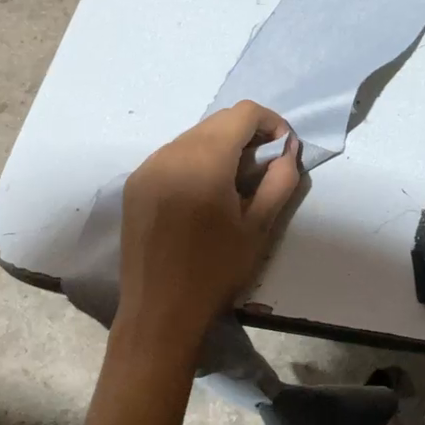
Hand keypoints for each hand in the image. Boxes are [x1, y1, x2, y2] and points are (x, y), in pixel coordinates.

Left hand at [115, 101, 301, 334]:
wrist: (161, 310)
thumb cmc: (217, 271)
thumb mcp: (259, 227)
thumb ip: (279, 181)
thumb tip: (289, 151)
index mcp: (203, 162)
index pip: (242, 114)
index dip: (270, 123)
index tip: (284, 152)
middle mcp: (170, 154)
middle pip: (217, 121)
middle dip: (248, 135)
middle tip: (265, 169)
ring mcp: (147, 168)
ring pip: (194, 136)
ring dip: (222, 147)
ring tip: (236, 185)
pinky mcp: (135, 184)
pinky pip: (173, 156)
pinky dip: (197, 162)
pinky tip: (206, 195)